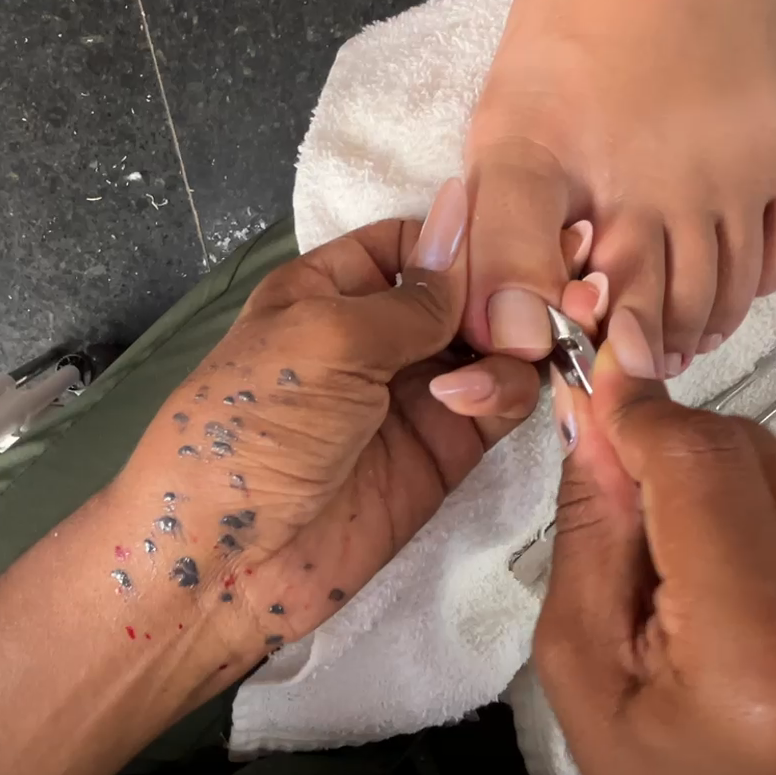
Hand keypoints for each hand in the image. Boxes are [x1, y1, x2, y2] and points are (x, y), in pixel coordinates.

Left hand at [106, 179, 540, 654]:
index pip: (409, 243)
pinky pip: (496, 402)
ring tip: (506, 353)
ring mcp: (412, 393)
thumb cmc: (257, 425)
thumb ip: (408, 296)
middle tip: (544, 293)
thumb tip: (460, 212)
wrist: (231, 563)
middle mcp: (375, 335)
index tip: (511, 238)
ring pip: (490, 345)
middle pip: (460, 292)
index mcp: (328, 291)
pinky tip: (474, 398)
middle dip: (500, 289)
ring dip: (507, 342)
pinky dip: (504, 390)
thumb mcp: (324, 340)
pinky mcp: (443, 450)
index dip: (458, 237)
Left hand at [462, 0, 775, 376]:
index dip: (593, 361)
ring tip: (662, 346)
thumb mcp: (506, 135)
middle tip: (618, 376)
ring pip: (733, 293)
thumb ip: (504, 242)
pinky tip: (720, 292)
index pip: (613, 324)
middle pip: (679, 315)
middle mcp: (702, 202)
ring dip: (693, 328)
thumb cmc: (569, 28)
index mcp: (619, 203)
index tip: (577, 380)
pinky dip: (752, 286)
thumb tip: (509, 341)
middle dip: (643, 354)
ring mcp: (761, 177)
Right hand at [534, 329, 775, 774]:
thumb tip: (590, 411)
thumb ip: (590, 531)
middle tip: (630, 515)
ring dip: (724, 495)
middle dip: (673, 458)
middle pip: (752, 457)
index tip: (597, 378)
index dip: (643, 413)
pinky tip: (762, 594)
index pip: (704, 469)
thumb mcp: (584, 670)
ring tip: (701, 579)